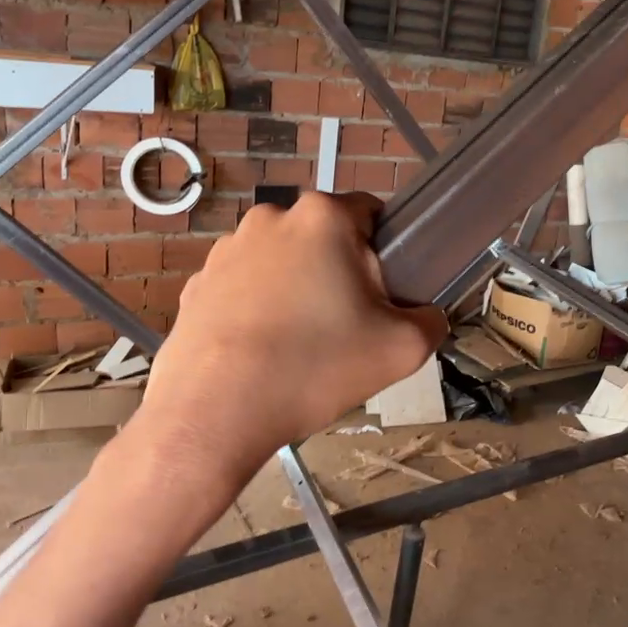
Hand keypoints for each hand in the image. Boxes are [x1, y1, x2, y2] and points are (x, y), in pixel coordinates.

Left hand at [120, 193, 447, 486]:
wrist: (215, 414)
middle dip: (339, 275)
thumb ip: (431, 321)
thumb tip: (426, 316)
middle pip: (324, 239)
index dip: (385, 256)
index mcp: (322, 217)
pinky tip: (261, 355)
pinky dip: (258, 313)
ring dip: (297, 292)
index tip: (381, 299)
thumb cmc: (314, 368)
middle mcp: (269, 218)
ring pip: (282, 264)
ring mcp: (225, 250)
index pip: (371, 213)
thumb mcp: (402, 349)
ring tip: (300, 349)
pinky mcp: (196, 285)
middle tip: (347, 330)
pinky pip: (243, 291)